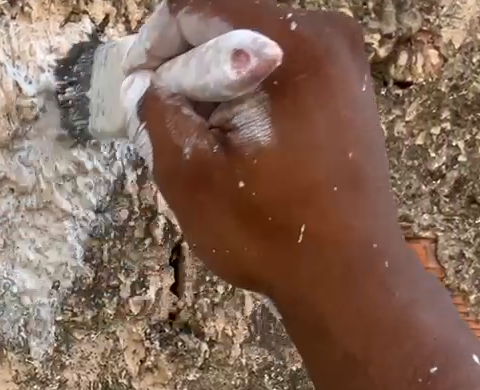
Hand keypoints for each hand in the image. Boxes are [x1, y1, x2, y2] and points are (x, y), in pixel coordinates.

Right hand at [134, 0, 402, 313]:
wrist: (344, 273)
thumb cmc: (266, 229)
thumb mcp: (191, 176)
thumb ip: (159, 117)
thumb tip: (147, 88)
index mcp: (292, 44)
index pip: (203, 4)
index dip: (157, 39)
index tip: (134, 86)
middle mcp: (327, 34)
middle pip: (231, 23)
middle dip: (184, 65)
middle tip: (157, 120)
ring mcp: (343, 61)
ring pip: (252, 50)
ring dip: (210, 85)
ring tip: (190, 138)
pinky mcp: (345, 89)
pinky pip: (277, 72)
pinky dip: (241, 96)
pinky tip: (228, 142)